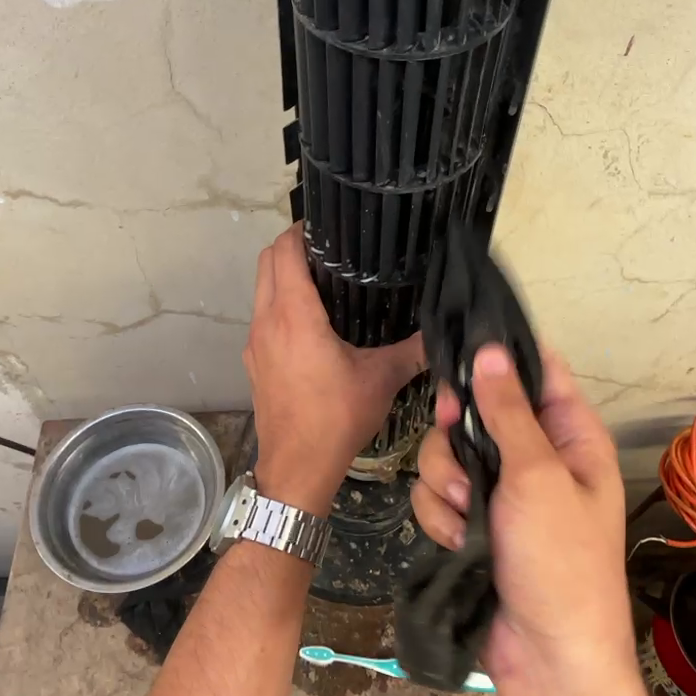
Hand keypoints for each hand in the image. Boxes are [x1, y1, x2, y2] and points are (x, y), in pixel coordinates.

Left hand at [244, 224, 424, 513]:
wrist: (296, 468)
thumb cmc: (335, 418)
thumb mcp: (381, 380)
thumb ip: (412, 350)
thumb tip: (441, 332)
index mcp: (294, 315)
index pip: (284, 251)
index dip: (301, 231)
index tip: (328, 227)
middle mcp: (266, 322)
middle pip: (266, 263)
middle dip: (291, 248)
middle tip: (329, 251)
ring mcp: (254, 343)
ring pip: (260, 291)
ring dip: (282, 278)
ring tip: (323, 282)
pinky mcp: (254, 363)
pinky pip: (262, 318)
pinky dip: (279, 307)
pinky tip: (310, 325)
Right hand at [409, 344, 634, 683]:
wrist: (545, 656)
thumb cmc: (559, 560)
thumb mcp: (537, 477)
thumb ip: (508, 412)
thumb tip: (490, 351)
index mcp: (569, 436)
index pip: (536, 372)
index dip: (498, 358)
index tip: (459, 355)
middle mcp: (532, 456)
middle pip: (475, 410)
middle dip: (457, 434)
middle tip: (457, 450)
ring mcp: (498, 492)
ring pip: (446, 454)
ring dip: (446, 483)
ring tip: (466, 516)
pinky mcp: (469, 522)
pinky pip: (435, 494)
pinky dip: (440, 516)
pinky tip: (455, 540)